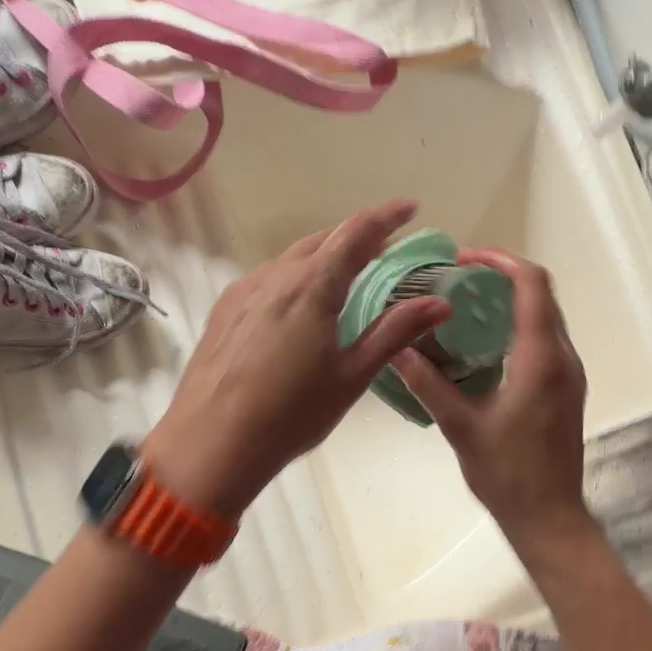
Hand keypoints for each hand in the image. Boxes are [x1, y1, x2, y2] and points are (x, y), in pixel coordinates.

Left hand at [145, 201, 451, 517]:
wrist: (211, 442)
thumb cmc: (291, 414)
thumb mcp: (351, 376)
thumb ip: (394, 332)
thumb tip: (439, 302)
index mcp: (312, 286)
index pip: (356, 233)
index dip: (386, 217)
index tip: (409, 208)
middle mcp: (275, 276)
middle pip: (321, 241)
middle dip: (354, 238)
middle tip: (382, 251)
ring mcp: (243, 292)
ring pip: (290, 260)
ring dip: (321, 259)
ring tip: (343, 279)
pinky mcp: (223, 312)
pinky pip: (266, 280)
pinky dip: (292, 280)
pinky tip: (297, 307)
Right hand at [393, 248, 594, 551]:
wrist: (548, 516)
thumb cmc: (506, 474)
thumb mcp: (460, 427)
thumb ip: (429, 384)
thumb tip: (396, 349)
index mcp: (540, 360)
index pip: (531, 285)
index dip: (500, 261)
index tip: (465, 258)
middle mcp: (563, 359)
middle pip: (541, 296)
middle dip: (502, 278)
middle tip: (458, 279)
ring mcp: (569, 376)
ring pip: (546, 319)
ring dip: (511, 303)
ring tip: (466, 306)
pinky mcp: (566, 392)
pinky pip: (546, 343)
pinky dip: (518, 329)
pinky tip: (485, 346)